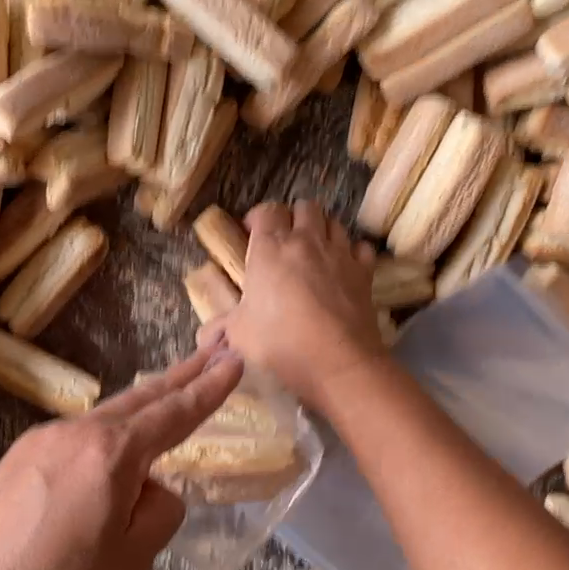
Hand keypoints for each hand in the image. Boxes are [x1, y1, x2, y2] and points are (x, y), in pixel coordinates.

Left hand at [0, 346, 243, 569]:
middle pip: (141, 398)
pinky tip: (107, 465)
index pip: (175, 414)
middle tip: (211, 353)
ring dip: (142, 410)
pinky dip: (106, 440)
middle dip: (180, 377)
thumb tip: (150, 488)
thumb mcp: (131, 557)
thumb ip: (160, 511)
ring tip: (168, 404)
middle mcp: (78, 431)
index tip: (234, 360)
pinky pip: (78, 438)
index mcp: (113, 453)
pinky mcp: (20, 454)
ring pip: (107, 419)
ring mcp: (44, 437)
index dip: (209, 389)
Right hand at [207, 201, 386, 410]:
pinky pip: (359, 246)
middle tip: (284, 241)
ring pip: (333, 221)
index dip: (258, 217)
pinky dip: (351, 252)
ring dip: (322, 230)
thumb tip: (204, 336)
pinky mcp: (364, 271)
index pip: (266, 211)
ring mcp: (339, 253)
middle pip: (303, 207)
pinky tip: (343, 267)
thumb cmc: (280, 343)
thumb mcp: (238, 336)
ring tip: (313, 251)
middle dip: (293, 218)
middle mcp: (306, 241)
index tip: (251, 234)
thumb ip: (219, 328)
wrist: (338, 362)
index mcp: (269, 249)